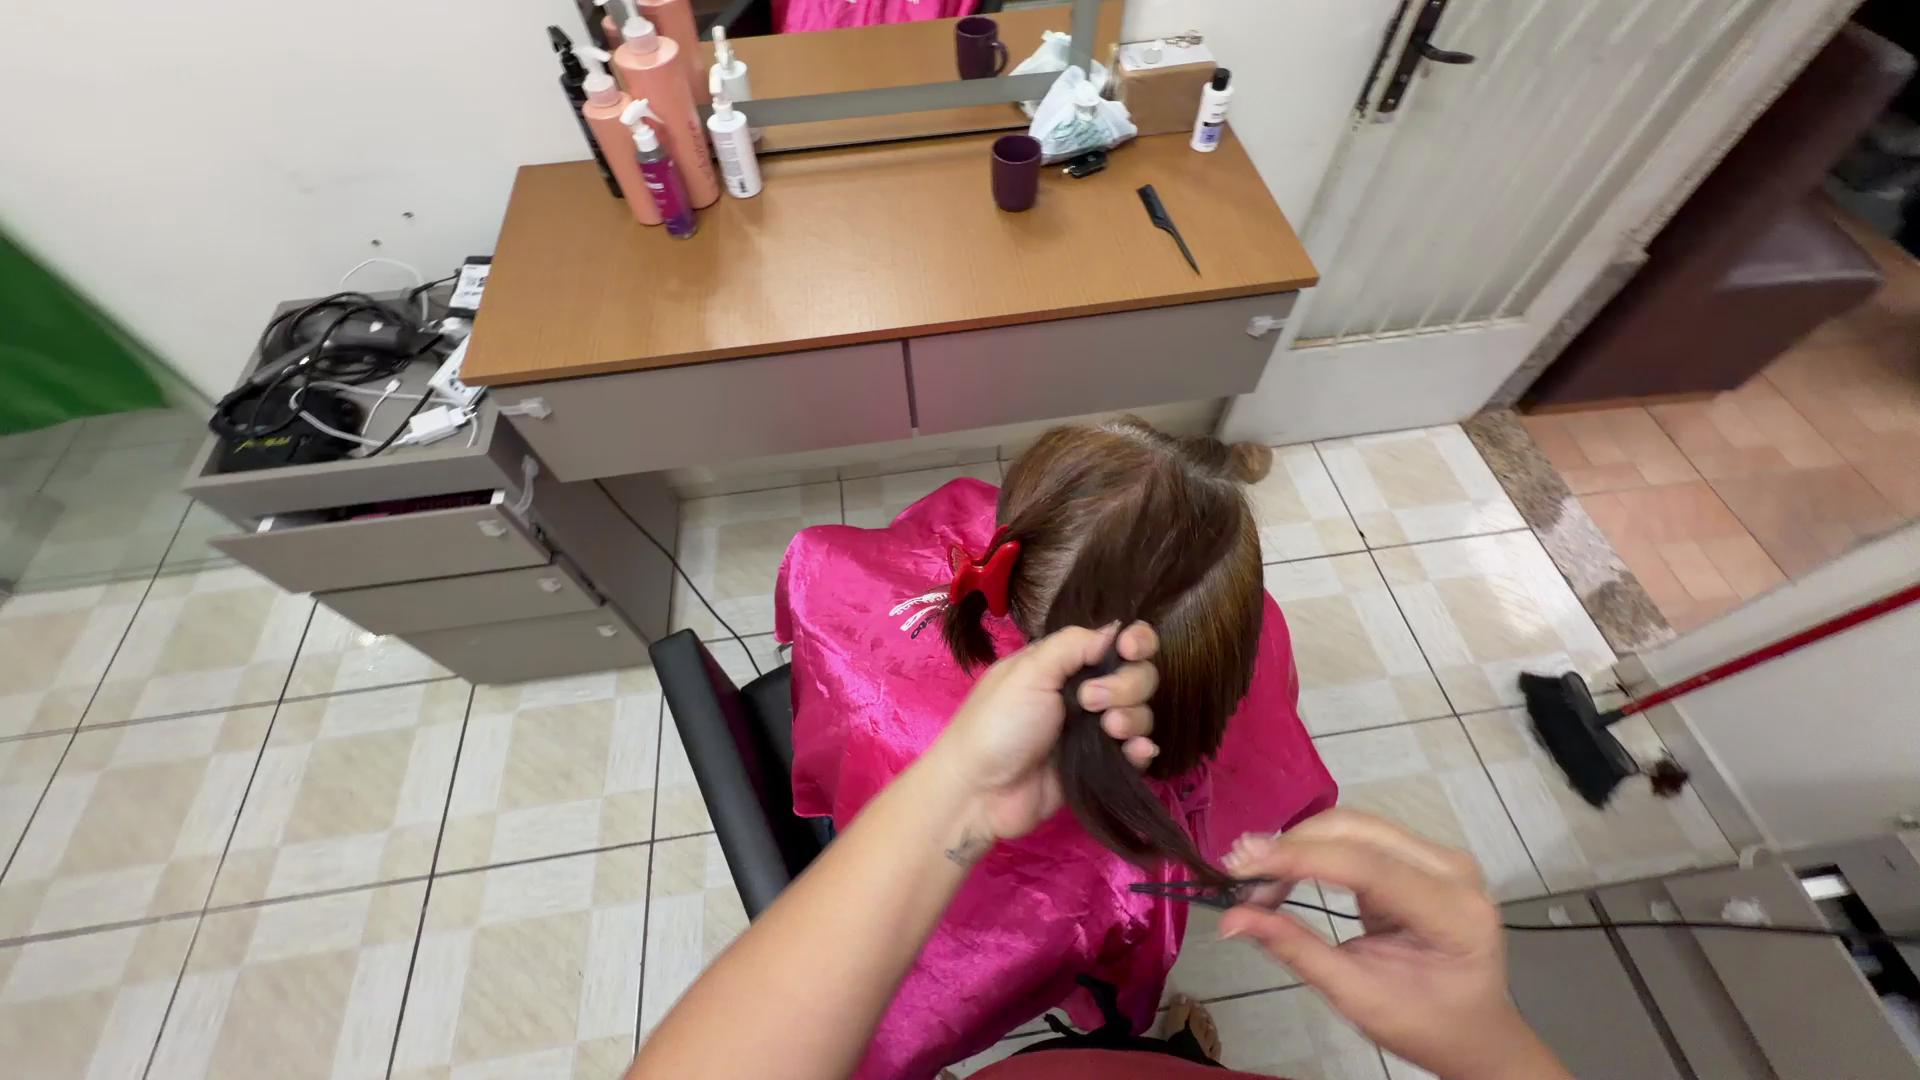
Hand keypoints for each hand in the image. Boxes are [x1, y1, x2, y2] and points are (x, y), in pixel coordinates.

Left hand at [932, 622, 1159, 843]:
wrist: (982, 791)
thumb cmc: (999, 722)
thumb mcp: (1029, 671)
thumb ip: (1073, 644)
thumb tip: (1115, 629)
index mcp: (1064, 663)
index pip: (1115, 642)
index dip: (1134, 641)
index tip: (1128, 649)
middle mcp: (1083, 692)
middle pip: (1136, 675)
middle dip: (1125, 684)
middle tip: (1090, 701)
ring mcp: (1093, 730)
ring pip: (1140, 712)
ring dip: (1132, 717)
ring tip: (1107, 730)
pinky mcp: (1100, 766)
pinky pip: (1136, 752)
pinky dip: (1141, 749)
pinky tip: (1135, 752)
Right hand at [1217, 810, 1571, 1079]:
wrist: (1476, 1033)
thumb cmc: (1425, 1024)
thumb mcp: (1358, 997)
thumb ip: (1296, 949)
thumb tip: (1229, 919)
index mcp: (1453, 913)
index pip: (1366, 867)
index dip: (1298, 858)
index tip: (1240, 863)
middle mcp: (1452, 870)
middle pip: (1355, 832)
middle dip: (1291, 845)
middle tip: (1238, 867)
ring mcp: (1438, 856)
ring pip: (1350, 824)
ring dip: (1296, 842)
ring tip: (1254, 870)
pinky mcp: (1417, 852)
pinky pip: (1355, 834)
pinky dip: (1312, 846)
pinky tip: (1282, 865)